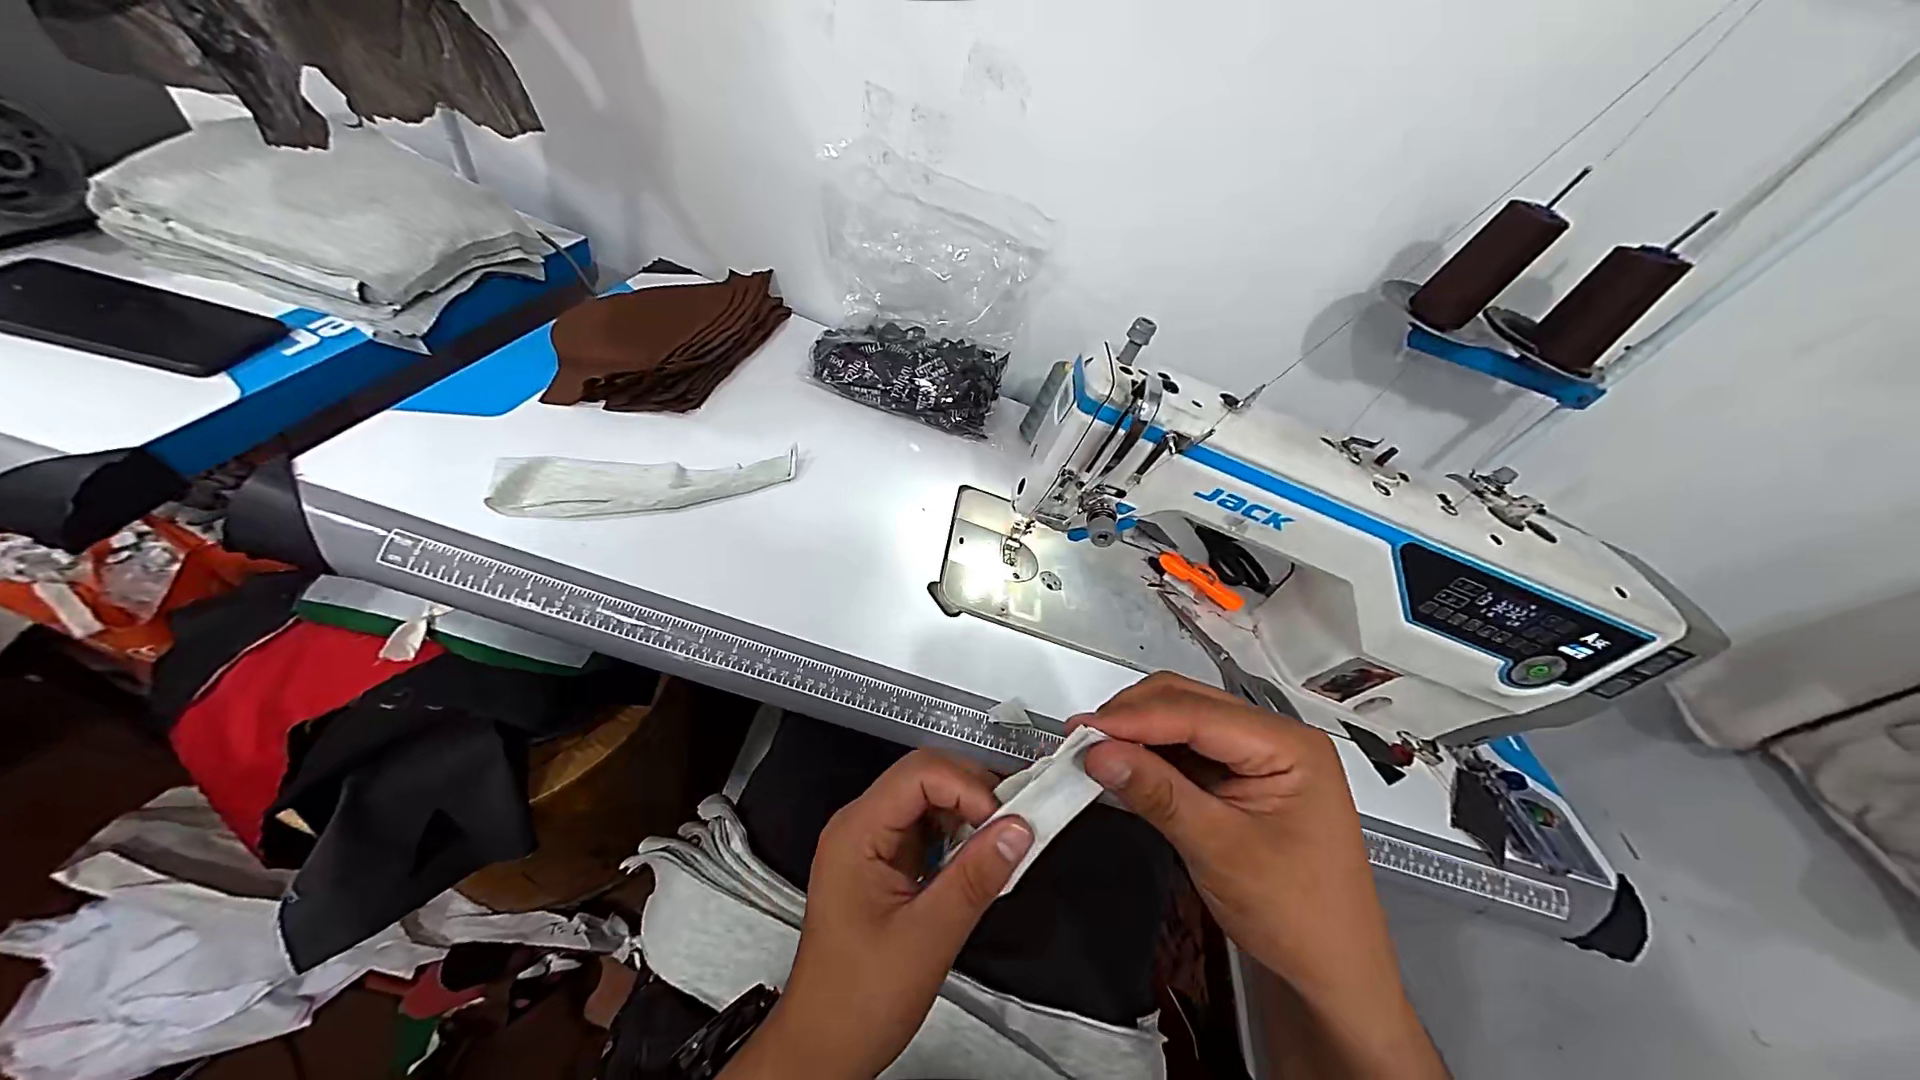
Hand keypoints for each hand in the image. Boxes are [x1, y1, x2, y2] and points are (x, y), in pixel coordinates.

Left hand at [721, 750, 1033, 1079]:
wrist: (824, 1045)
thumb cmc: (853, 1002)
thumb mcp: (926, 940)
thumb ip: (975, 880)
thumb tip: (1015, 832)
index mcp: (856, 833)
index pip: (920, 773)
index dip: (968, 787)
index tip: (1004, 819)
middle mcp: (860, 827)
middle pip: (926, 776)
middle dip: (974, 794)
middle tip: (1013, 824)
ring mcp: (873, 842)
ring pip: (931, 798)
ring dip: (971, 814)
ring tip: (1000, 843)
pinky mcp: (887, 860)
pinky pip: (930, 826)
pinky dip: (961, 835)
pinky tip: (980, 859)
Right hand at [1079, 673, 1446, 1078]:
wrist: (1331, 973)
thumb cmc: (1297, 916)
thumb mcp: (1221, 851)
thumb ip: (1158, 794)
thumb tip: (1099, 754)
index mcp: (1289, 745)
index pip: (1197, 714)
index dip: (1134, 719)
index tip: (1082, 731)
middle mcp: (1273, 737)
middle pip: (1187, 702)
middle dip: (1132, 717)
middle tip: (1082, 740)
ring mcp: (1255, 755)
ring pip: (1180, 719)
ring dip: (1136, 733)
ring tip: (1093, 752)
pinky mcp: (1236, 775)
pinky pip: (1183, 749)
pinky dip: (1148, 754)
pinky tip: (1121, 765)